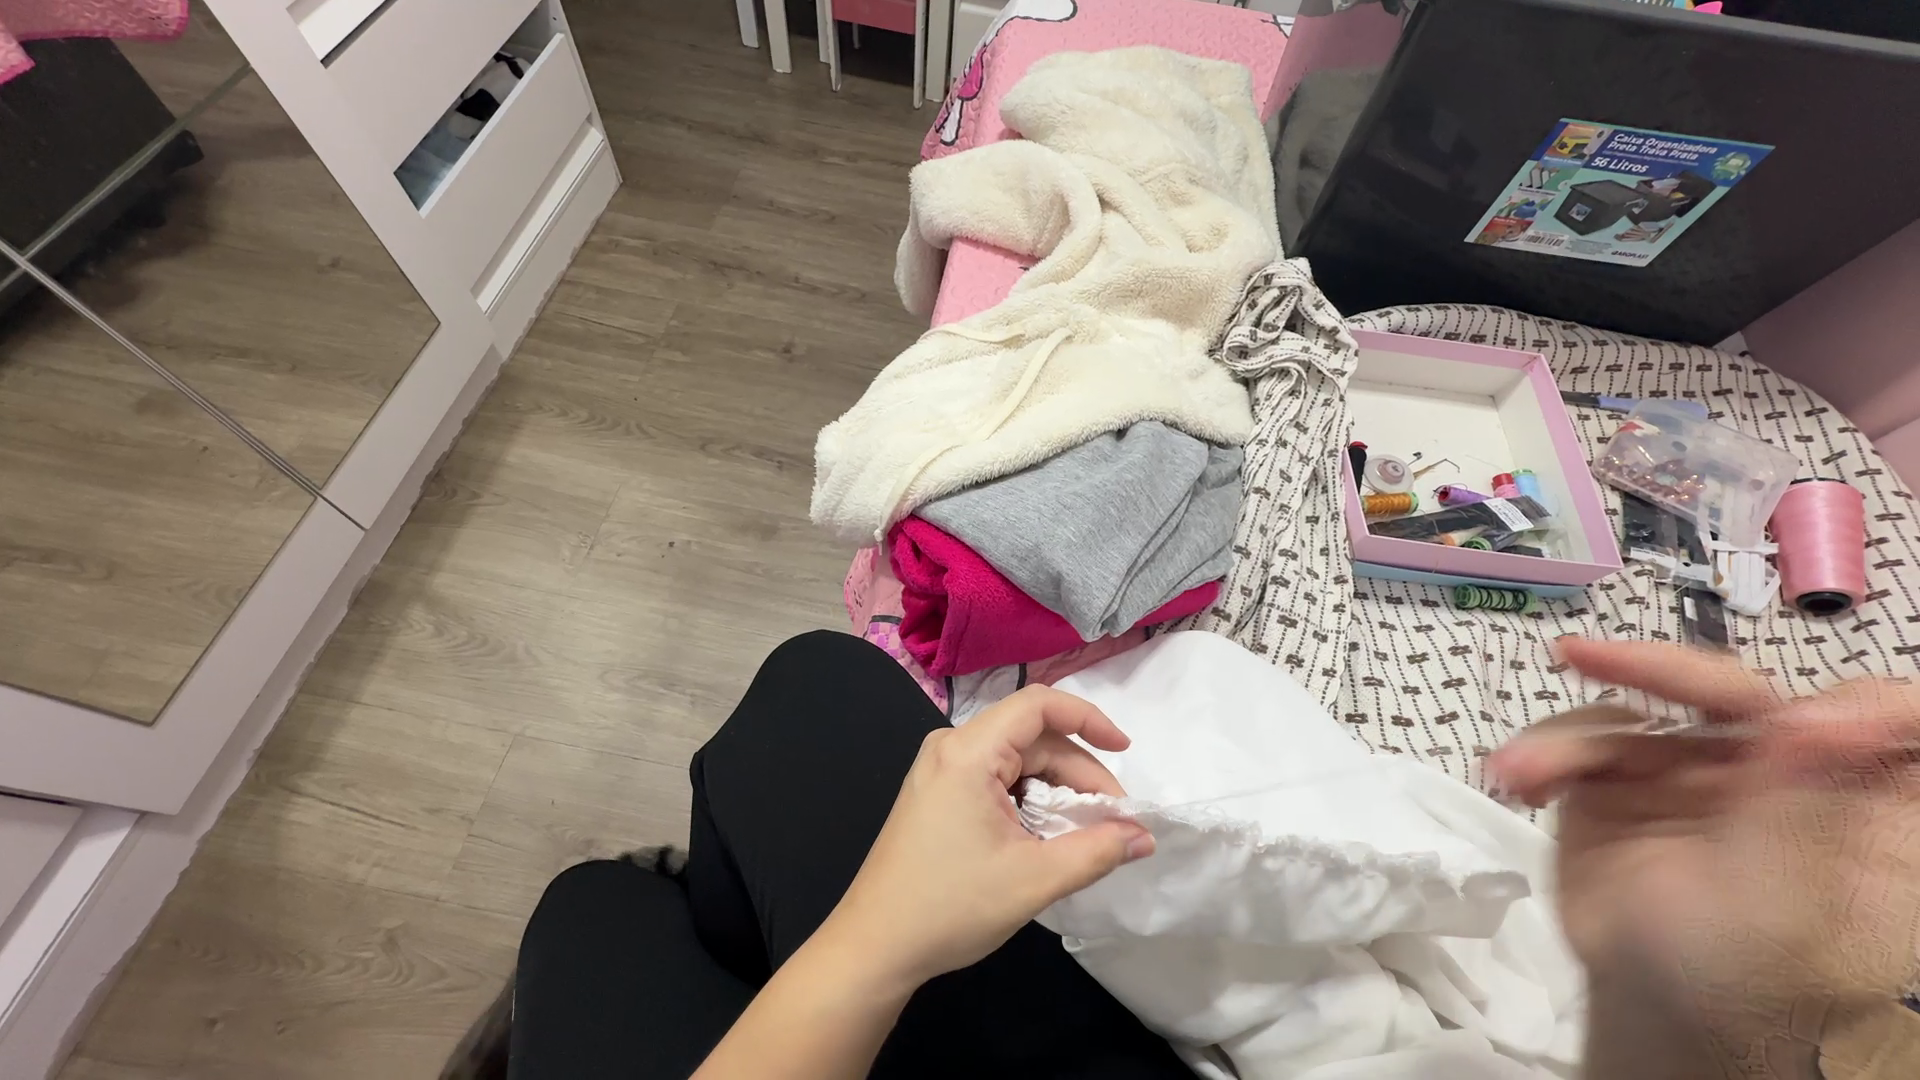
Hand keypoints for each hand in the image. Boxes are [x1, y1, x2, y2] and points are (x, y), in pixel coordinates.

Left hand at [816, 685, 1154, 990]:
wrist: (874, 945)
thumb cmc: (950, 907)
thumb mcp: (1034, 879)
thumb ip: (1096, 851)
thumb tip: (1145, 837)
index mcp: (967, 751)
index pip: (1037, 704)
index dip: (1088, 718)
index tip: (1125, 750)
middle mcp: (951, 747)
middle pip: (1031, 737)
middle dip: (1078, 773)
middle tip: (1115, 821)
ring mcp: (940, 768)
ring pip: (1016, 760)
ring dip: (1056, 789)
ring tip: (1086, 832)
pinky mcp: (937, 791)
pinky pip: (996, 777)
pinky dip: (1029, 798)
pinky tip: (1047, 833)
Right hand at [1488, 638, 1919, 1070]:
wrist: (1646, 1006)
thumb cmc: (1737, 975)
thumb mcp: (1778, 904)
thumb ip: (1795, 810)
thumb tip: (1813, 720)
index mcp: (1849, 802)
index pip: (1879, 720)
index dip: (1845, 707)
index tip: (1790, 727)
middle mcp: (1770, 772)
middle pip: (1728, 692)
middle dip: (1655, 669)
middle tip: (1583, 658)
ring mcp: (1684, 771)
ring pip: (1630, 713)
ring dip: (1563, 739)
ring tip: (1519, 772)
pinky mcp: (1613, 779)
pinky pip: (1574, 743)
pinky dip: (1539, 755)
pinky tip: (1515, 779)